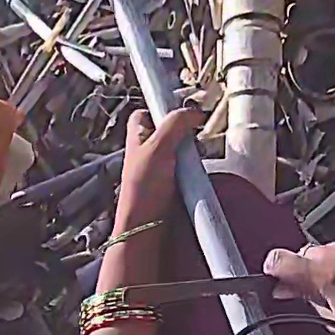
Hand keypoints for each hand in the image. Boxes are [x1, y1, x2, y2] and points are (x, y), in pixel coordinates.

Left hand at [114, 106, 201, 228]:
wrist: (147, 225)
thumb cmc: (144, 187)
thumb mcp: (158, 146)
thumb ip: (176, 124)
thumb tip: (194, 111)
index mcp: (137, 135)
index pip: (147, 112)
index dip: (163, 109)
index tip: (182, 111)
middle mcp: (147, 149)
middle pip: (170, 130)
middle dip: (185, 132)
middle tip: (194, 136)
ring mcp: (160, 167)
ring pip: (181, 149)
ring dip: (192, 152)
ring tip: (197, 156)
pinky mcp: (172, 183)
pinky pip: (187, 168)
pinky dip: (194, 168)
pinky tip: (197, 172)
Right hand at [262, 236, 334, 334]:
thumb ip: (309, 301)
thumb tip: (288, 290)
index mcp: (329, 272)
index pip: (282, 260)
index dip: (274, 270)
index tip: (274, 279)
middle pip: (307, 254)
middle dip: (307, 271)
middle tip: (313, 292)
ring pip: (329, 250)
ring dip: (329, 266)